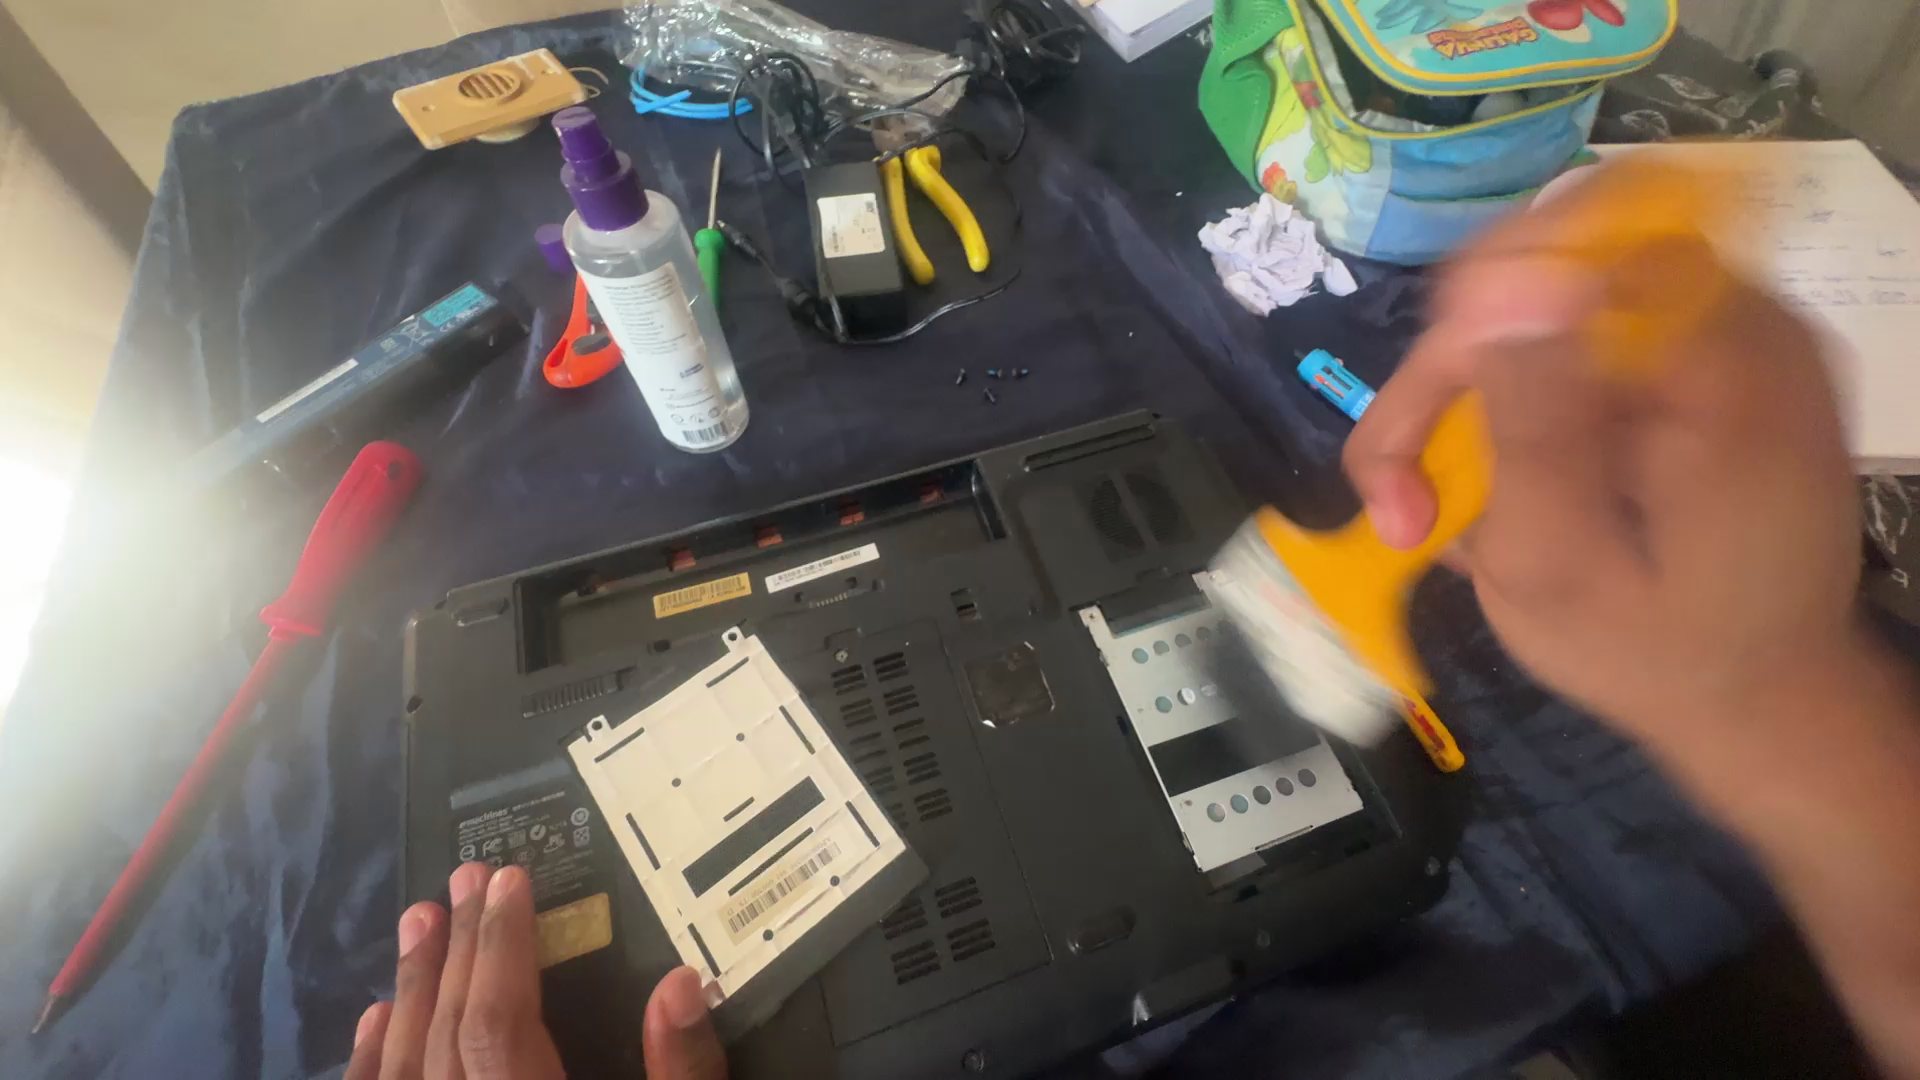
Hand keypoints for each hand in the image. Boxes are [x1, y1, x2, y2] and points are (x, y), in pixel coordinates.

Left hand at [345, 862, 727, 1079]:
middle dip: (457, 953)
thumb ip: (683, 1074)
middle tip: (461, 881)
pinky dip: (368, 1067)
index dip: (501, 947)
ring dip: (409, 994)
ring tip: (417, 923)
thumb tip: (680, 981)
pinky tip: (373, 1022)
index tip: (508, 880)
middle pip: (443, 1042)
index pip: (498, 1028)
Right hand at [1343, 170, 1861, 749]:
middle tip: (1401, 501)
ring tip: (1423, 516)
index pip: (1575, 241)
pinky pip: (1527, 361)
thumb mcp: (1562, 559)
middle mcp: (1712, 328)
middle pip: (1519, 288)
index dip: (1471, 309)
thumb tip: (1497, 286)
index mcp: (1717, 361)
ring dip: (1437, 418)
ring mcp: (1682, 351)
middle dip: (1431, 393)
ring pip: (1503, 326)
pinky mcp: (1651, 380)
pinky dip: (1471, 425)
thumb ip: (1530, 424)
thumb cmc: (1650, 650)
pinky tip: (1475, 497)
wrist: (1744, 695)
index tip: (1419, 423)